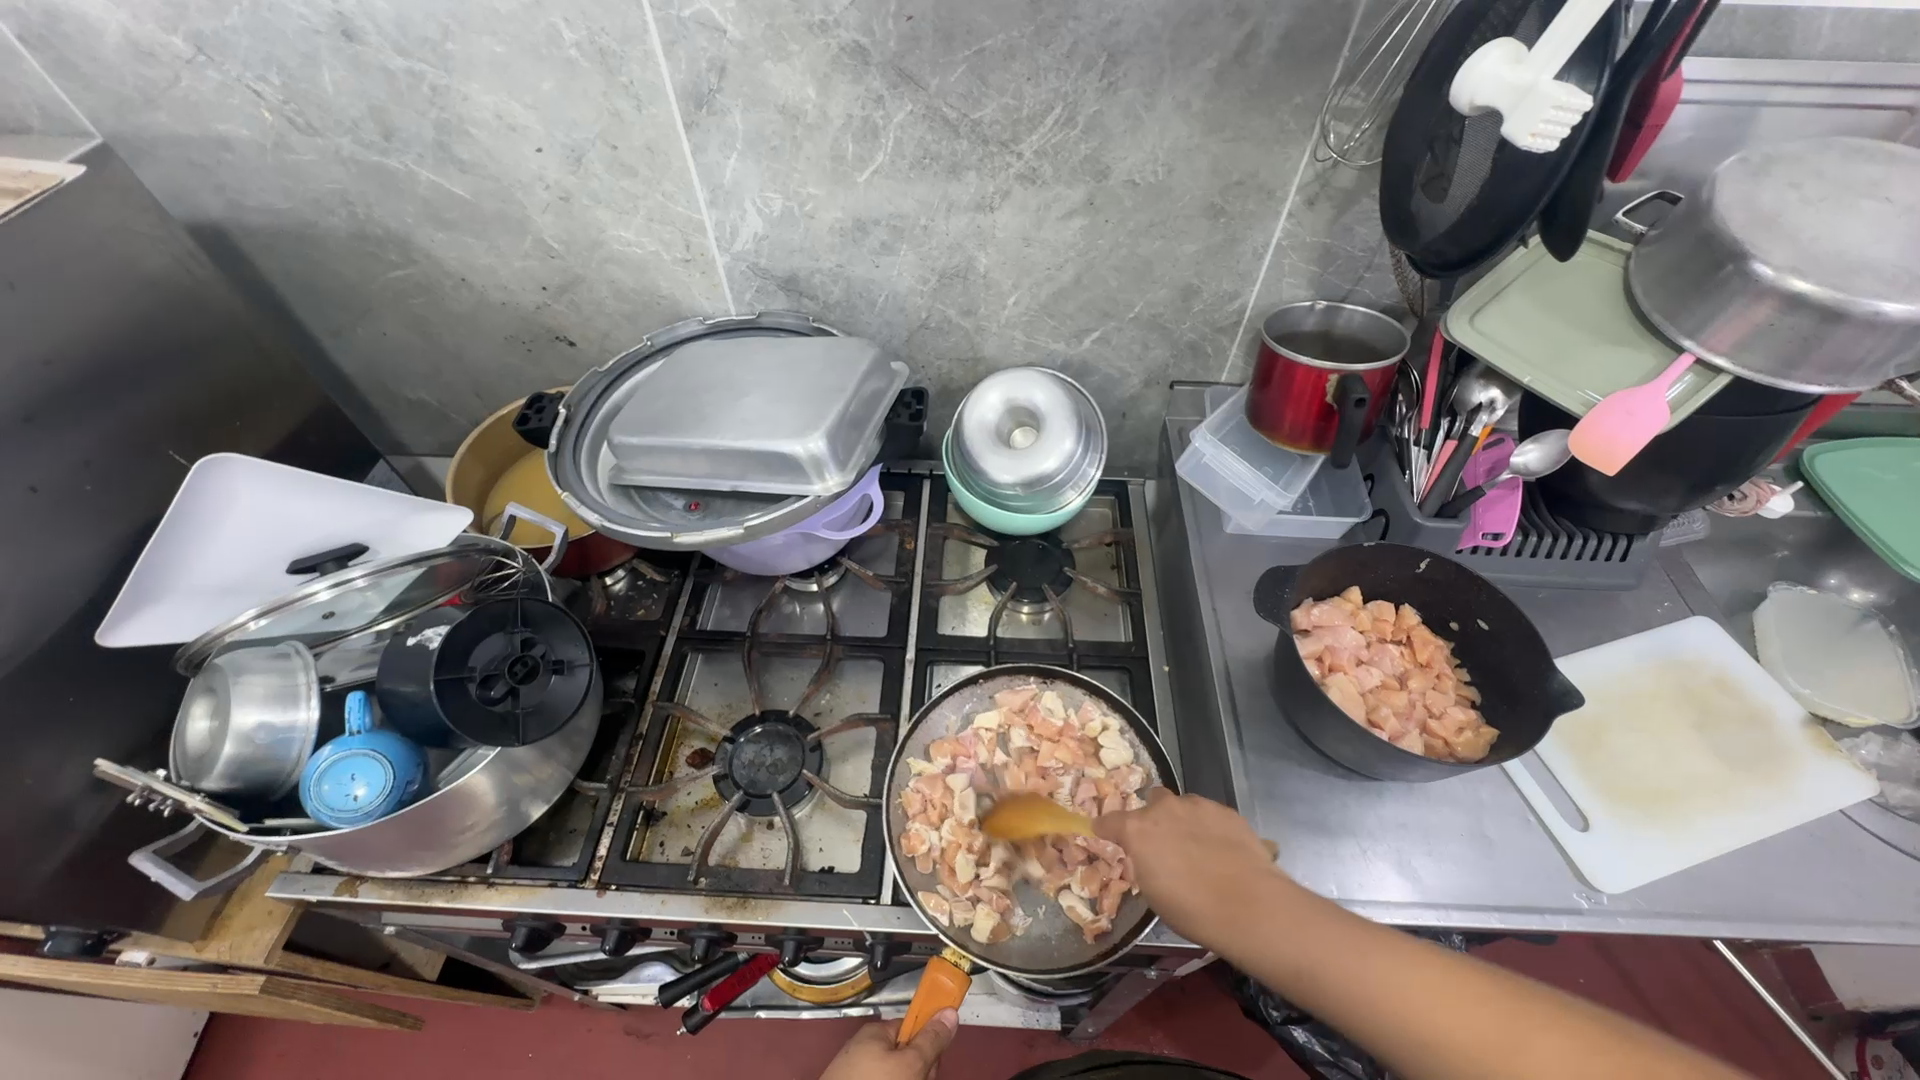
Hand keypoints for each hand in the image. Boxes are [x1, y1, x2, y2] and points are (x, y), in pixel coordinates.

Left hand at [818, 1009, 957, 1079]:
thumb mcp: (910, 1064)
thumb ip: (931, 1040)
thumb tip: (950, 1011)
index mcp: (876, 1033)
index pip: (912, 1028)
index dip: (928, 1044)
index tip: (934, 1062)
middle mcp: (865, 1050)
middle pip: (906, 1055)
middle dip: (919, 1072)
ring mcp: (858, 1074)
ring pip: (896, 1076)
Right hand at [1094, 789, 1291, 946]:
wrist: (1250, 905)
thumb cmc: (1192, 909)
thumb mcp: (1154, 892)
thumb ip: (1146, 864)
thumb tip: (1152, 858)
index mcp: (1137, 830)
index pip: (1109, 821)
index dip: (1106, 829)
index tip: (1104, 833)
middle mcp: (1164, 809)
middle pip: (1151, 802)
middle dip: (1153, 819)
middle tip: (1163, 845)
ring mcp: (1197, 806)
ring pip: (1183, 806)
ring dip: (1183, 821)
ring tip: (1198, 849)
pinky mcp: (1226, 811)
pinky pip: (1209, 815)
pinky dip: (1210, 828)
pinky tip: (1222, 851)